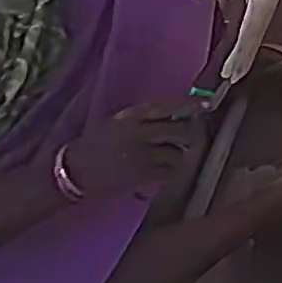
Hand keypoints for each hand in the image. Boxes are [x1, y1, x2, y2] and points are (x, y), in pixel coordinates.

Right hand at [59, 102, 204, 197]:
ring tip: (166, 157)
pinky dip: (170, 172)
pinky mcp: (141, 176)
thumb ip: (147, 117)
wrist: (74, 169)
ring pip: (177, 153)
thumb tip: (179, 115)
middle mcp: (140, 133)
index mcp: (133, 115)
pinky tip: (161, 171)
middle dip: (190, 135)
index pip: (169, 106)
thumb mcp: (120, 120)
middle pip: (180, 131)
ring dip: (177, 156)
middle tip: (188, 138)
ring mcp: (141, 156)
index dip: (191, 106)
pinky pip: (169, 172)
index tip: (207, 106)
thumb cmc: (98, 141)